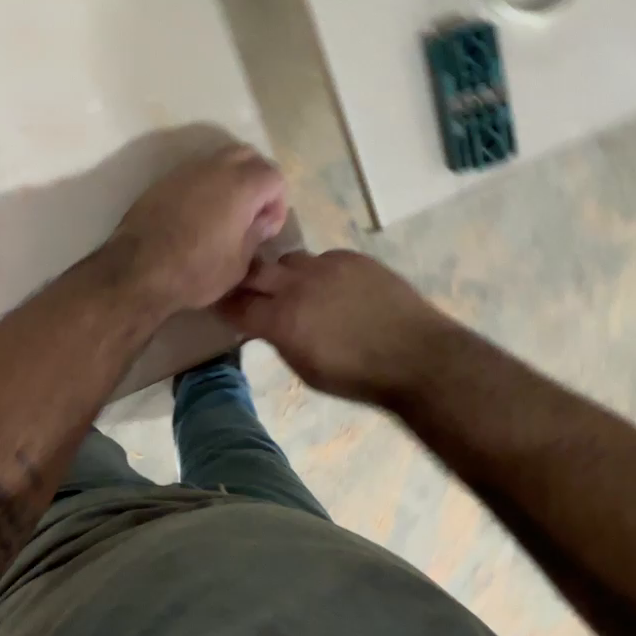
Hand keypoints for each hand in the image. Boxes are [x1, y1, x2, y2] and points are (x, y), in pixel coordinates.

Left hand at [110, 143, 288, 311]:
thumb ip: (255, 235)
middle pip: (248, 156)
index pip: (274, 176)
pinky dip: (204, 186)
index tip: (266, 229)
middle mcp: (215, 167)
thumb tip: (262, 221)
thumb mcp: (238, 263)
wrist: (138, 270)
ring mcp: (186, 170)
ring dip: (229, 181)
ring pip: (219, 160)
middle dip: (256, 181)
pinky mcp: (163, 181)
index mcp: (242, 185)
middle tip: (250, 214)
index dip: (277, 203)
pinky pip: (194, 173)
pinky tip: (197, 216)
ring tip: (224, 215)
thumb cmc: (197, 271)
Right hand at [218, 250, 460, 405]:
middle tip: (245, 289)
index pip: (237, 305)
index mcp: (282, 320)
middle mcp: (298, 285)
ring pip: (290, 260)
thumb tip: (266, 325)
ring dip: (284, 274)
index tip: (218, 305)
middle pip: (255, 271)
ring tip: (292, 288)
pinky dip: (319, 272)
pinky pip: (323, 258)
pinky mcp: (353, 258)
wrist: (418, 357)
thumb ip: (280, 341)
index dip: (223, 305)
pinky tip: (331, 288)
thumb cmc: (358, 377)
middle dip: (245, 280)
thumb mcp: (306, 370)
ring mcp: (327, 266)